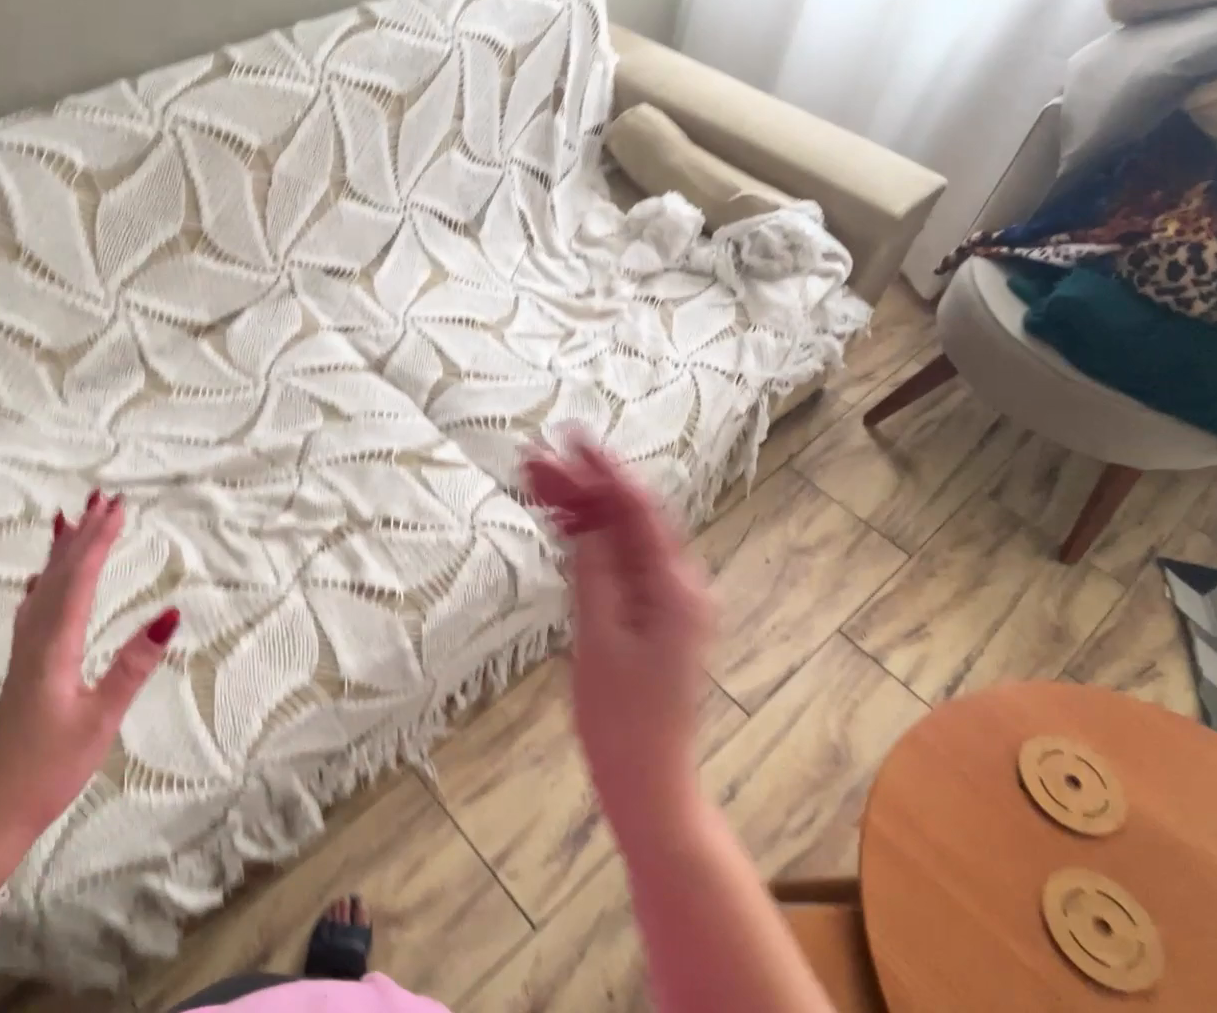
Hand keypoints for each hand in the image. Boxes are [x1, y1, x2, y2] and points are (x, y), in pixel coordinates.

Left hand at [0, 491, 178, 895]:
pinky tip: (43, 582)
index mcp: (54, 649)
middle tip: (101, 497)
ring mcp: (25, 656)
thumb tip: (169, 614)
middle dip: (83, 535)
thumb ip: (132, 666)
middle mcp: (35, 642)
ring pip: (44, 590)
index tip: (118, 507)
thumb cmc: (47, 770)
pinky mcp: (24, 671)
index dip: (99, 542)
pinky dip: (44, 584)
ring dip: (62, 553)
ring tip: (70, 520)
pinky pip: (34, 610)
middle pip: (59, 577)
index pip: (79, 582)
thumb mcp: (100, 720)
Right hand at [523, 434, 712, 828]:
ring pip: (624, 540)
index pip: (638, 510)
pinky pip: (622, 566)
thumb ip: (594, 575)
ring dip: (585, 511)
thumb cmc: (621, 719)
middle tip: (535, 461)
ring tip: (540, 485)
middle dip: (585, 487)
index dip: (603, 470)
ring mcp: (669, 603)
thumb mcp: (598, 641)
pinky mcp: (653, 619)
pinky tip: (564, 528)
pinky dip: (592, 544)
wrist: (646, 778)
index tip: (568, 439)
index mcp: (677, 590)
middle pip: (630, 519)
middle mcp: (681, 587)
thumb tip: (584, 520)